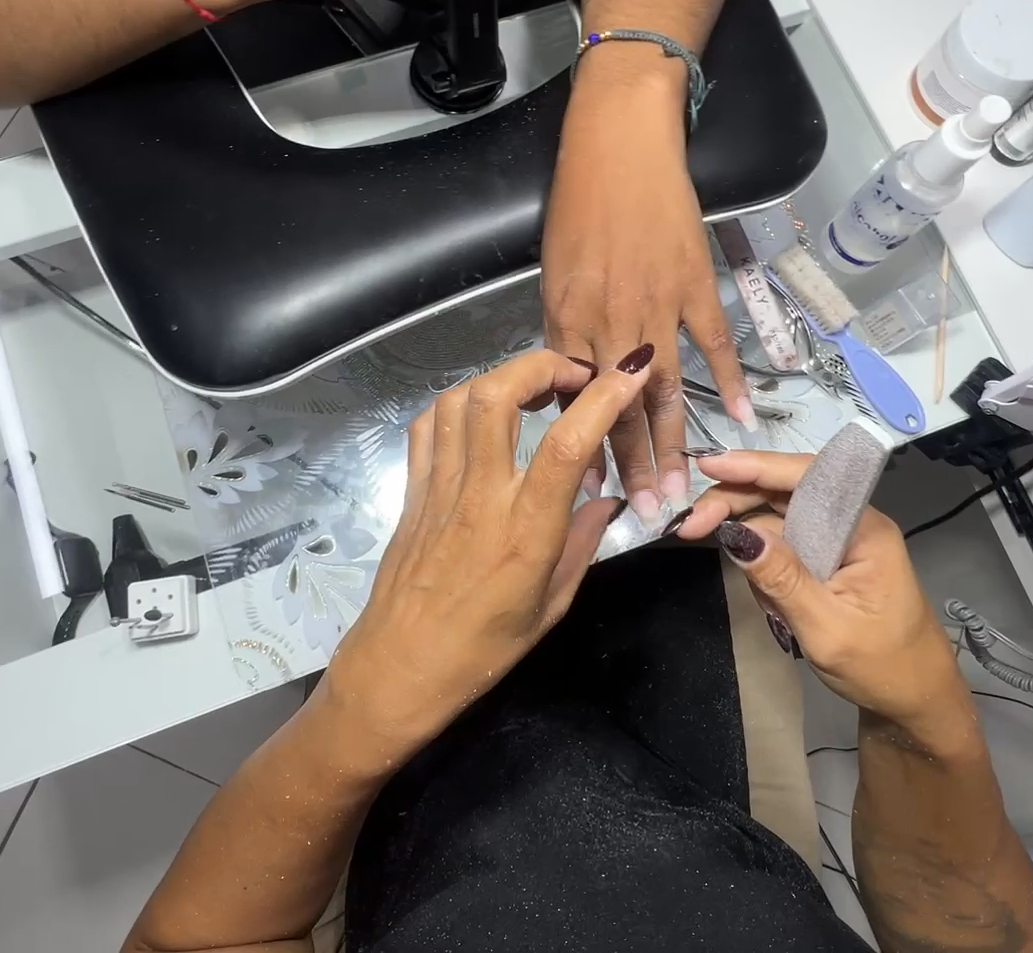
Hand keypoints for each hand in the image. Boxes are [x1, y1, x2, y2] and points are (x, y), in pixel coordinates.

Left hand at [321, 346, 652, 754]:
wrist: (401, 667)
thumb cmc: (485, 648)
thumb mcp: (553, 603)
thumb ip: (584, 541)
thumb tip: (608, 498)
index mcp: (526, 528)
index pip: (566, 442)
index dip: (603, 396)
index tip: (631, 371)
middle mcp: (480, 494)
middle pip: (498, 396)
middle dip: (540, 365)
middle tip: (572, 375)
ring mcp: (439, 487)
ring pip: (458, 401)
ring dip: (500, 378)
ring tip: (532, 390)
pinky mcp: (413, 490)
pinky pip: (427, 428)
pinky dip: (457, 405)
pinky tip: (480, 418)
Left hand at [542, 45, 749, 524]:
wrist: (620, 144)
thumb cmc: (577, 204)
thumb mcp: (553, 272)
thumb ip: (563, 330)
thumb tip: (571, 380)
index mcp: (569, 321)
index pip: (577, 403)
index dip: (586, 450)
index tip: (592, 492)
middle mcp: (613, 323)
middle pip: (623, 409)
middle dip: (635, 466)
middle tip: (648, 511)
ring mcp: (659, 306)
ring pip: (667, 389)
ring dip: (676, 442)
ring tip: (685, 487)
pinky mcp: (696, 285)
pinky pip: (714, 343)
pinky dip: (729, 380)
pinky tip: (740, 419)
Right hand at [673, 451, 972, 745]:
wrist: (917, 702)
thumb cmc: (884, 667)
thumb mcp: (828, 629)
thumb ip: (783, 579)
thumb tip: (736, 534)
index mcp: (864, 529)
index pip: (807, 477)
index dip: (757, 466)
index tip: (710, 467)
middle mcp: (849, 523)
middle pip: (781, 491)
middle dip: (734, 502)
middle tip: (689, 526)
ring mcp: (834, 540)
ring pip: (774, 517)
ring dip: (745, 538)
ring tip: (736, 575)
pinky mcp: (822, 558)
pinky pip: (780, 543)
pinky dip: (761, 562)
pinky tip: (768, 599)